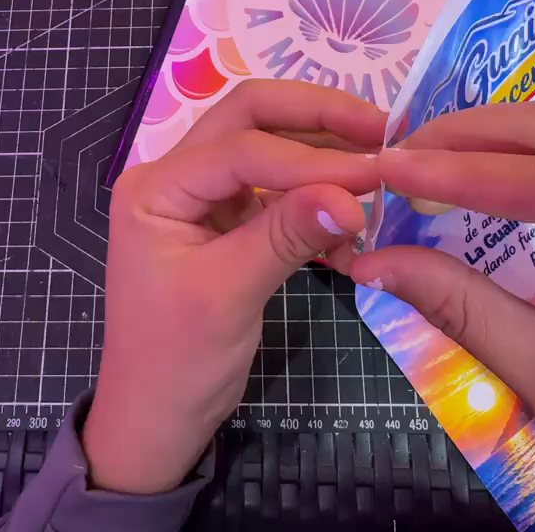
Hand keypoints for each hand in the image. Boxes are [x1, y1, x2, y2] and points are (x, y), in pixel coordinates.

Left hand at [82, 80, 383, 493]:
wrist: (156, 417)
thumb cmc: (175, 360)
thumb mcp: (227, 296)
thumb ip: (285, 236)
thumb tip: (353, 194)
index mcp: (157, 186)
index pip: (239, 148)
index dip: (307, 158)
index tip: (370, 172)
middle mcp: (175, 175)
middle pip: (249, 118)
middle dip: (314, 116)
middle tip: (378, 126)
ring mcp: (203, 194)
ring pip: (266, 143)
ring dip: (320, 148)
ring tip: (377, 158)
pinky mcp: (229, 218)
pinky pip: (276, 187)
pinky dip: (314, 191)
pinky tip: (353, 210)